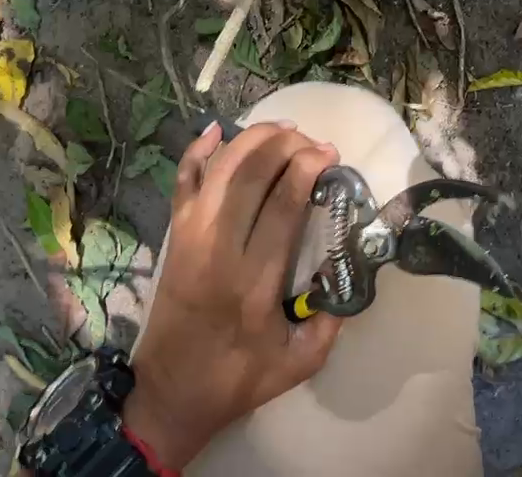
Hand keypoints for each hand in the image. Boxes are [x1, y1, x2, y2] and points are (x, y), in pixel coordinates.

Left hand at [122, 122, 342, 469]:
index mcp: (253, 282)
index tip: (330, 154)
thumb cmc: (236, 379)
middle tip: (312, 141)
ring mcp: (191, 235)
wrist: (168, 394)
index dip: (307, 169)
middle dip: (286, 145)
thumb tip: (353, 269)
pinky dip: (198, 150)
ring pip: (221, 168)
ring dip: (252, 138)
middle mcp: (219, 248)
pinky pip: (183, 180)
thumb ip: (331, 321)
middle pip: (252, 175)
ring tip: (283, 128)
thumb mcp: (298, 364)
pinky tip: (219, 128)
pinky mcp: (174, 233)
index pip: (282, 205)